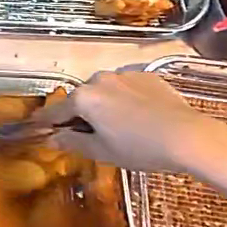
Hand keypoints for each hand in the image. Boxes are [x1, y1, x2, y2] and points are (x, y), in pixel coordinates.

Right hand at [41, 70, 226, 175]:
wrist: (187, 136)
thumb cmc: (139, 148)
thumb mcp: (102, 151)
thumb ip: (72, 142)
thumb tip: (52, 139)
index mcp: (84, 98)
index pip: (56, 111)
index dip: (46, 122)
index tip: (38, 127)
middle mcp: (100, 79)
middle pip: (81, 99)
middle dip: (80, 115)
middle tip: (89, 137)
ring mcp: (125, 74)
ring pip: (104, 91)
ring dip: (104, 105)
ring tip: (119, 128)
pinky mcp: (147, 75)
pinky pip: (127, 87)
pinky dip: (126, 99)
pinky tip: (140, 118)